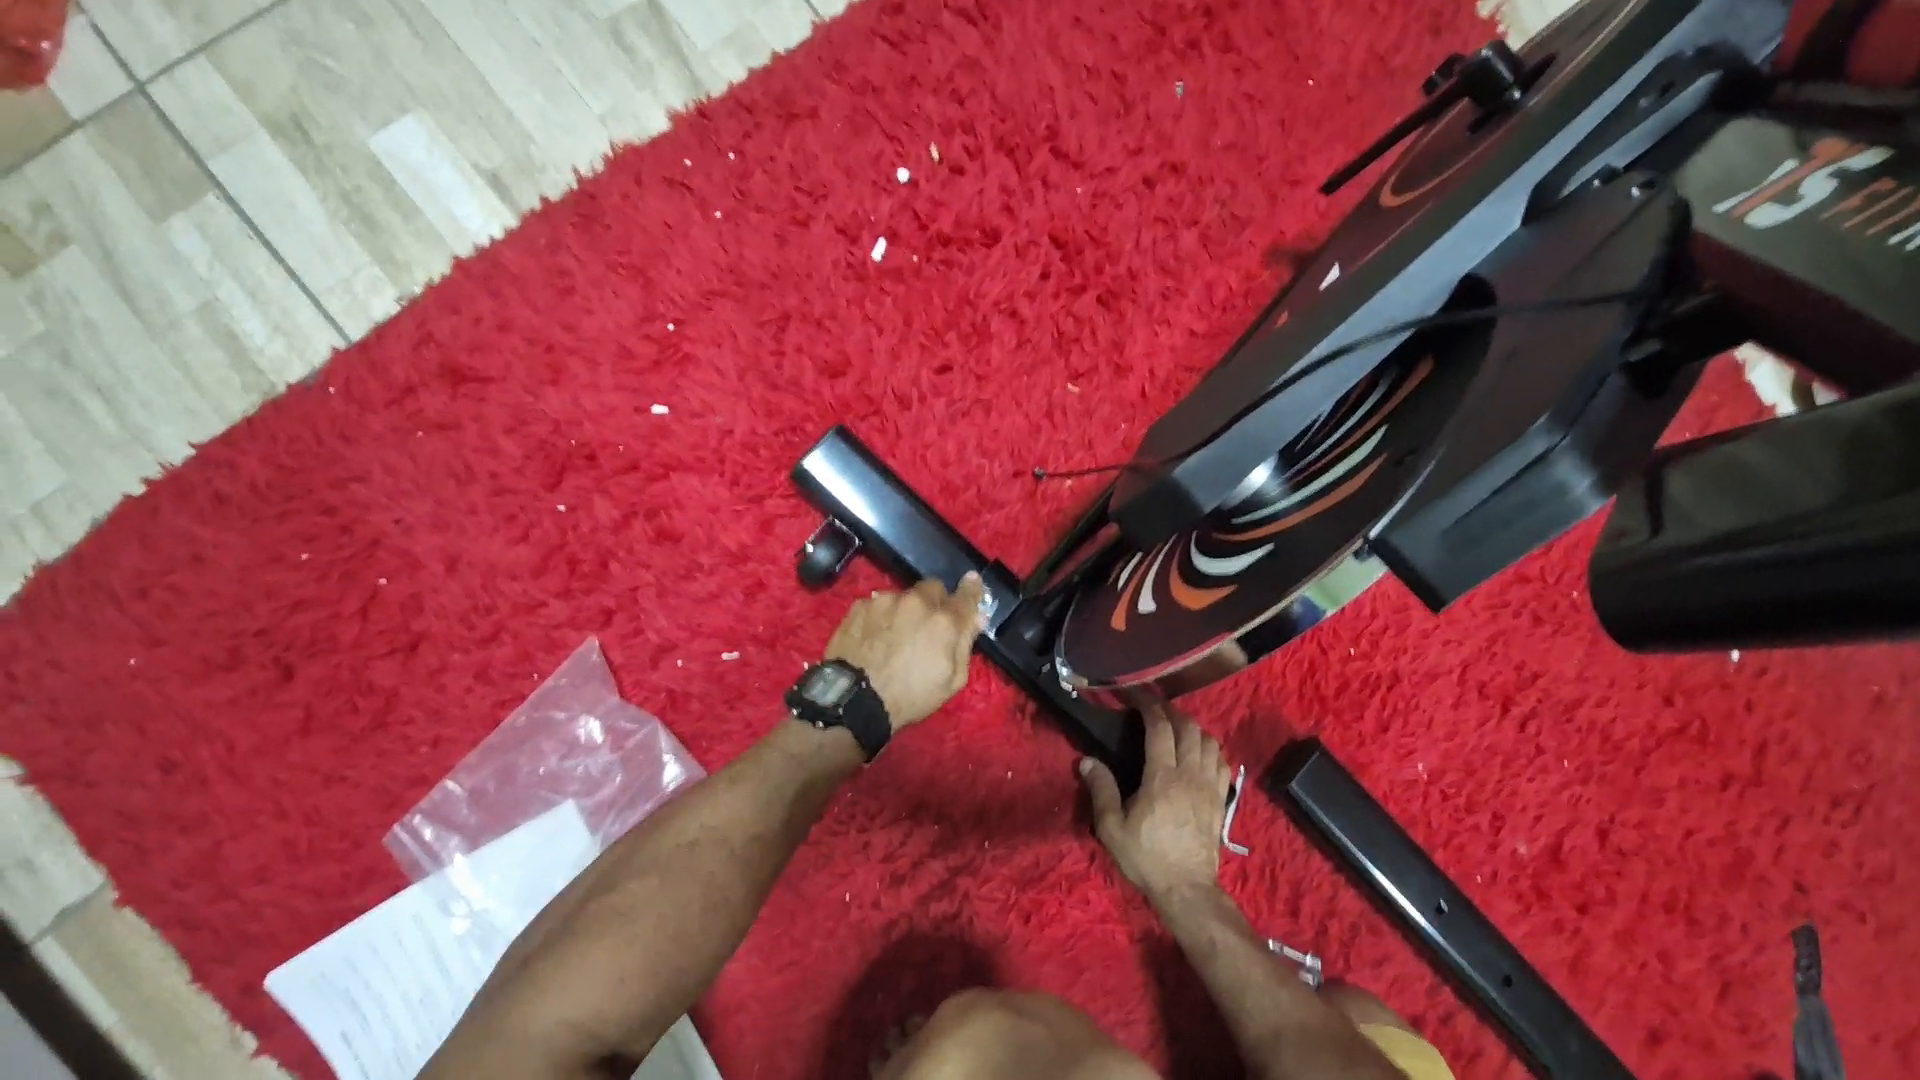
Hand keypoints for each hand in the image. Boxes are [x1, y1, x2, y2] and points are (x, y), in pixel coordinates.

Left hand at [824, 573, 986, 728]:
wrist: (855, 699)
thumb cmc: (910, 697)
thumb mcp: (952, 681)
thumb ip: (965, 644)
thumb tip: (976, 617)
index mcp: (943, 621)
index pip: (966, 596)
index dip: (972, 590)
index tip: (973, 582)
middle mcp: (916, 602)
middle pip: (933, 588)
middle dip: (935, 602)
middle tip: (927, 624)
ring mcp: (885, 601)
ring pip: (903, 595)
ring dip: (905, 609)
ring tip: (894, 635)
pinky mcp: (860, 606)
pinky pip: (878, 604)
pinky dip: (881, 616)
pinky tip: (874, 636)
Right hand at [1080, 706, 1232, 902]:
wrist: (1186, 888)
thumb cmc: (1146, 857)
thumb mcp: (1112, 827)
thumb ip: (1101, 790)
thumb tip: (1087, 761)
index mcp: (1162, 777)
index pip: (1159, 727)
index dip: (1148, 704)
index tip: (1134, 694)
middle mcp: (1190, 774)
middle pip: (1188, 727)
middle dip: (1170, 710)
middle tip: (1152, 708)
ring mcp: (1210, 786)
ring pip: (1209, 741)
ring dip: (1192, 727)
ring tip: (1175, 727)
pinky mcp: (1221, 799)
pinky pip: (1222, 762)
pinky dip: (1210, 748)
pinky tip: (1199, 752)